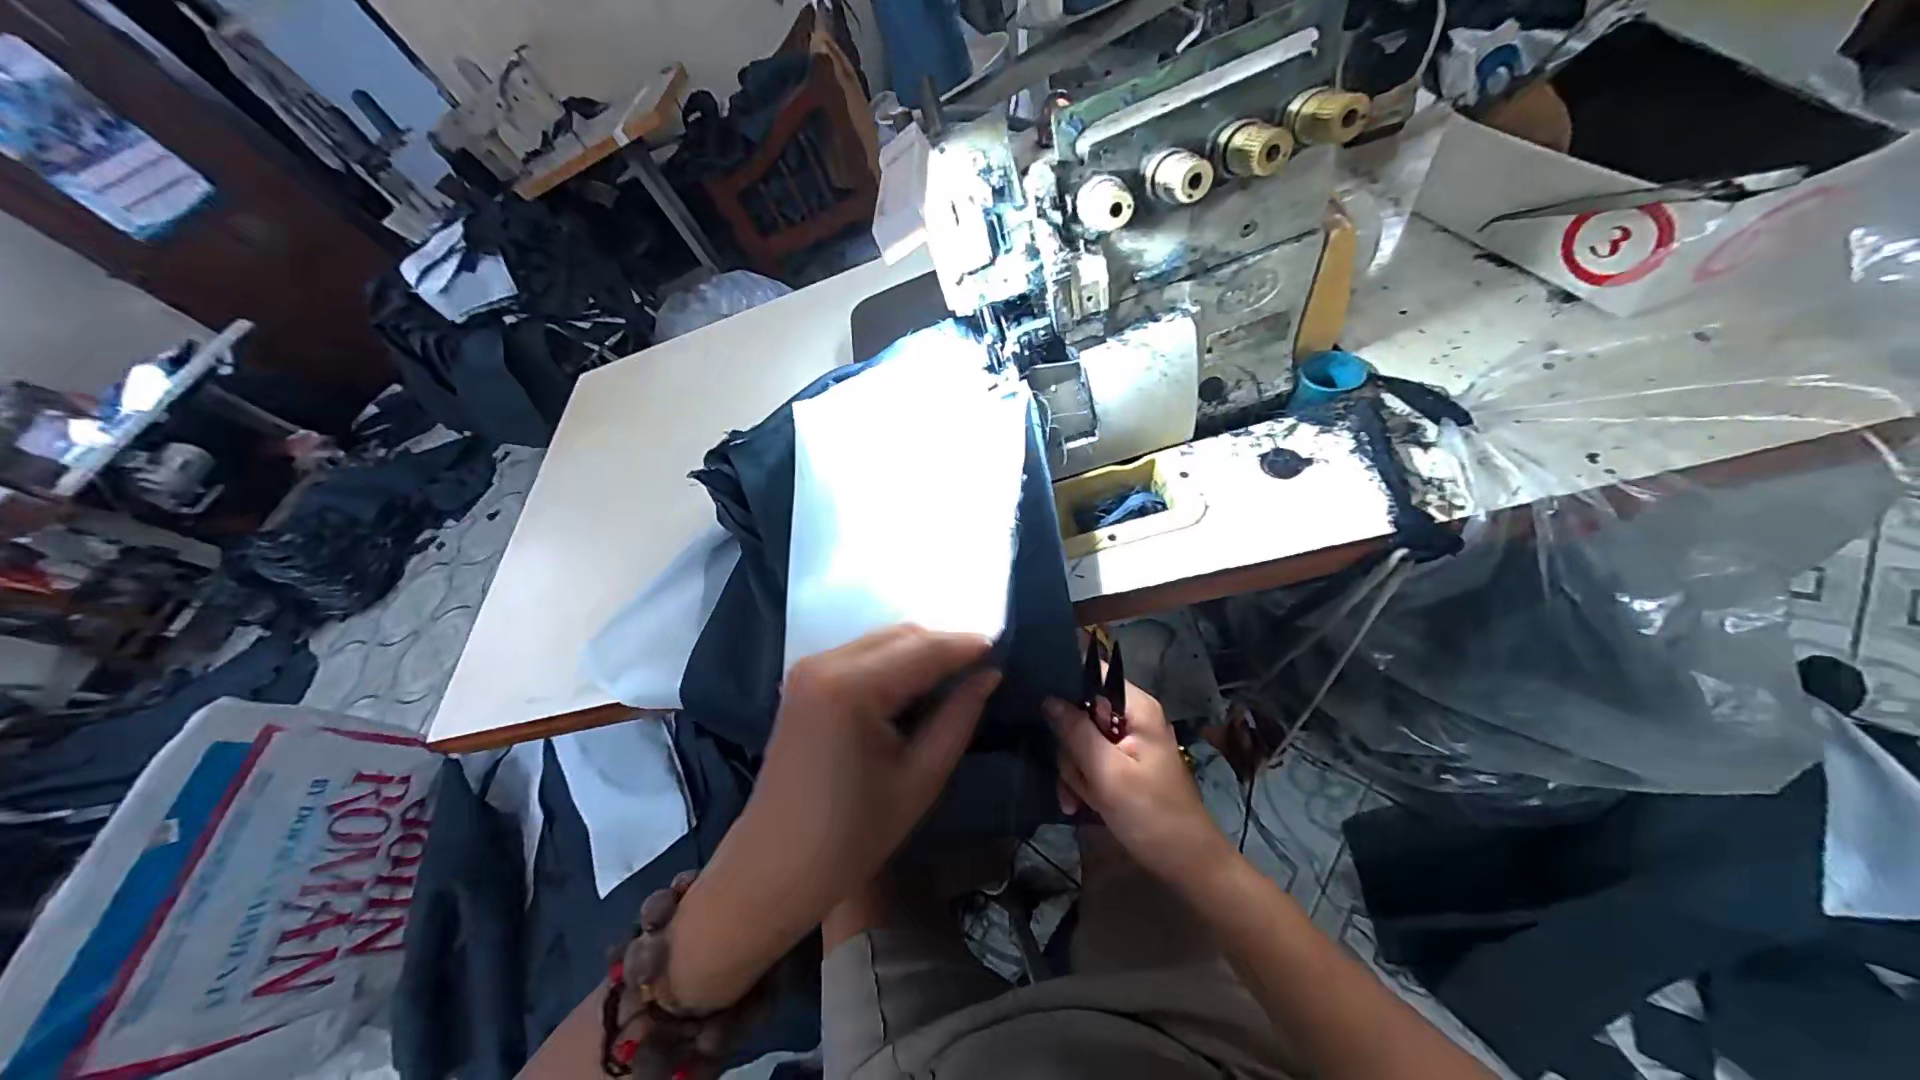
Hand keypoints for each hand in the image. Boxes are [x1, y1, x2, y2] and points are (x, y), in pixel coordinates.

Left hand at [667, 625, 998, 1009]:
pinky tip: (915, 689)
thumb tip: (990, 674)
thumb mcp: (920, 779)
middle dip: (945, 647)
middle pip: (902, 635)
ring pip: (882, 641)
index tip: (1008, 650)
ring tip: (956, 681)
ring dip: (920, 654)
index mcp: (851, 687)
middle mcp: (825, 662)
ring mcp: (808, 668)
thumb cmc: (852, 838)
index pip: (926, 649)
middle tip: (984, 671)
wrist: (773, 871)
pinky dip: (893, 664)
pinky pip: (861, 656)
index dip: (969, 646)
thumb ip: (959, 716)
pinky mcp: (803, 681)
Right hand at [1047, 684, 1233, 883]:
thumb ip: (1076, 732)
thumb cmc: (1151, 815)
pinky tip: (1080, 806)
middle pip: (1081, 712)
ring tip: (1081, 800)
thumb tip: (1049, 699)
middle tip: (1078, 777)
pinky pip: (1089, 762)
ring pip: (1080, 740)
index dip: (1067, 686)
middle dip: (1071, 748)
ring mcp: (1127, 743)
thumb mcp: (1107, 773)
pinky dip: (1082, 783)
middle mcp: (1132, 718)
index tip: (1046, 712)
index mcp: (1137, 709)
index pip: (1095, 673)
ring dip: (1074, 772)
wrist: (1186, 864)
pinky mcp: (1122, 765)